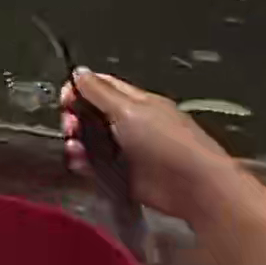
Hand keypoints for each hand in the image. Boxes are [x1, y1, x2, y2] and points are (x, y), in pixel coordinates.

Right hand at [60, 69, 253, 223]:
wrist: (199, 193)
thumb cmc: (170, 145)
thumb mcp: (130, 110)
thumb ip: (99, 90)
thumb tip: (79, 71)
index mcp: (137, 103)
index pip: (100, 86)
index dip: (78, 88)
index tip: (66, 98)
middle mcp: (130, 124)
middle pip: (88, 112)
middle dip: (73, 116)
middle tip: (71, 125)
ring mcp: (125, 150)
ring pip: (86, 138)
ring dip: (75, 140)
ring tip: (76, 147)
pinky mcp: (121, 174)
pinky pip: (91, 163)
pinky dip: (81, 162)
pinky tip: (79, 162)